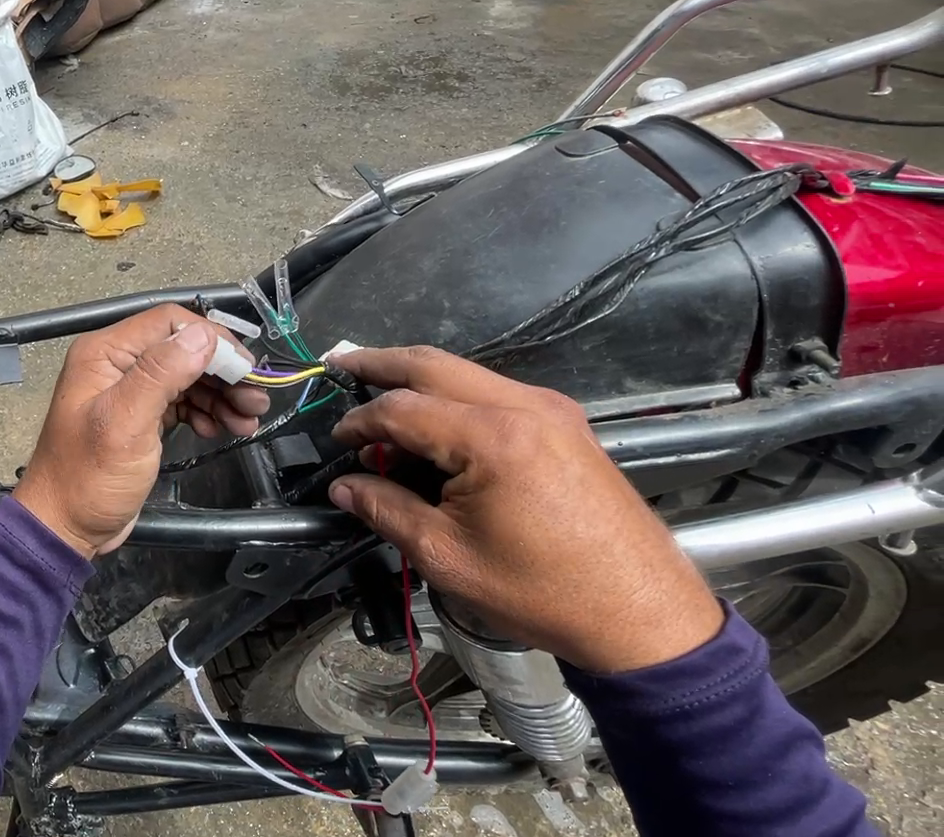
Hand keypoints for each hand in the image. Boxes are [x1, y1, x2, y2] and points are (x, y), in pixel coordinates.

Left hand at [14, 307, 270, 557]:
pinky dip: (207, 411)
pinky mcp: (142, 417)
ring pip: (188, 375)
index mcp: (104, 353)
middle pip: (183, 349)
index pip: (168, 322)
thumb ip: (160, 375)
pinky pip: (183, 401)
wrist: (66, 525)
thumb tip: (202, 336)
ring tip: (248, 418)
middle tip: (255, 397)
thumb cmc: (86, 478)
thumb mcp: (125, 424)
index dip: (211, 339)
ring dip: (221, 394)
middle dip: (223, 371)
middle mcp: (116, 364)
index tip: (244, 367)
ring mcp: (130, 391)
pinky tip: (222, 428)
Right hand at [325, 346, 723, 673]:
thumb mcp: (445, 555)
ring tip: (374, 391)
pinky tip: (429, 420)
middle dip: (378, 362)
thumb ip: (385, 508)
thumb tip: (343, 486)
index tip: (336, 441)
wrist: (645, 617)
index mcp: (492, 438)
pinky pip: (491, 391)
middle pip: (431, 364)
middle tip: (338, 364)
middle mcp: (523, 406)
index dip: (359, 421)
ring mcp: (550, 409)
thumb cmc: (541, 590)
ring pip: (462, 372)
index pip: (402, 408)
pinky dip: (449, 395)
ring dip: (414, 378)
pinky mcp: (565, 423)